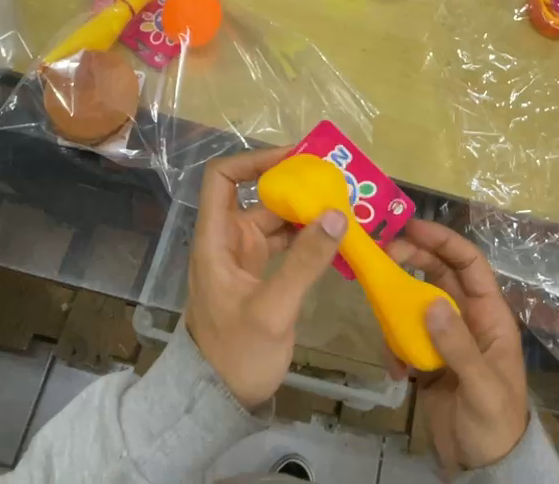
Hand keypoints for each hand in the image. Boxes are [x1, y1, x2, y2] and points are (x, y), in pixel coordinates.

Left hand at [184, 146, 347, 408]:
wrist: (217, 402)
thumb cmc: (234, 354)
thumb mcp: (272, 310)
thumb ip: (304, 262)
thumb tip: (336, 215)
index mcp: (216, 239)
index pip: (222, 178)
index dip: (253, 160)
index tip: (294, 158)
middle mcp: (228, 240)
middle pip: (257, 195)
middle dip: (293, 184)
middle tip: (333, 177)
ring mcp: (244, 257)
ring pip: (276, 219)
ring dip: (305, 210)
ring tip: (343, 201)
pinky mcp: (261, 275)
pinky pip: (286, 243)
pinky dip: (308, 237)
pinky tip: (337, 236)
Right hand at [386, 219, 528, 471]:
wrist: (485, 471)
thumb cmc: (495, 426)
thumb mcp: (481, 387)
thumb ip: (457, 345)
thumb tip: (429, 301)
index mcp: (490, 316)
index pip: (470, 264)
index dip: (443, 240)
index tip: (411, 227)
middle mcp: (468, 319)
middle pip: (439, 274)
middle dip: (412, 259)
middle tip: (383, 255)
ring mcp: (446, 339)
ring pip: (417, 302)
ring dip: (398, 303)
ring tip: (381, 309)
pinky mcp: (428, 361)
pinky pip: (405, 337)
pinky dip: (394, 344)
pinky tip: (395, 368)